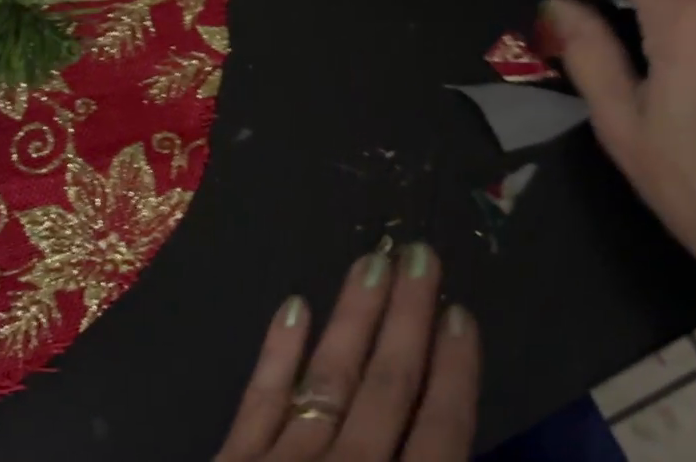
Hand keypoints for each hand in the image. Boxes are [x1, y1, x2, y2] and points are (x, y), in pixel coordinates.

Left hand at [213, 246, 478, 461]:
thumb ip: (427, 457)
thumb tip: (444, 426)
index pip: (441, 432)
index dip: (456, 373)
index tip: (460, 312)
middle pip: (388, 387)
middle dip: (407, 318)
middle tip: (419, 253)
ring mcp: (285, 460)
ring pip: (330, 379)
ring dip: (354, 318)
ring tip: (371, 261)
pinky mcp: (236, 459)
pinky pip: (261, 399)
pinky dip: (279, 352)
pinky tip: (293, 305)